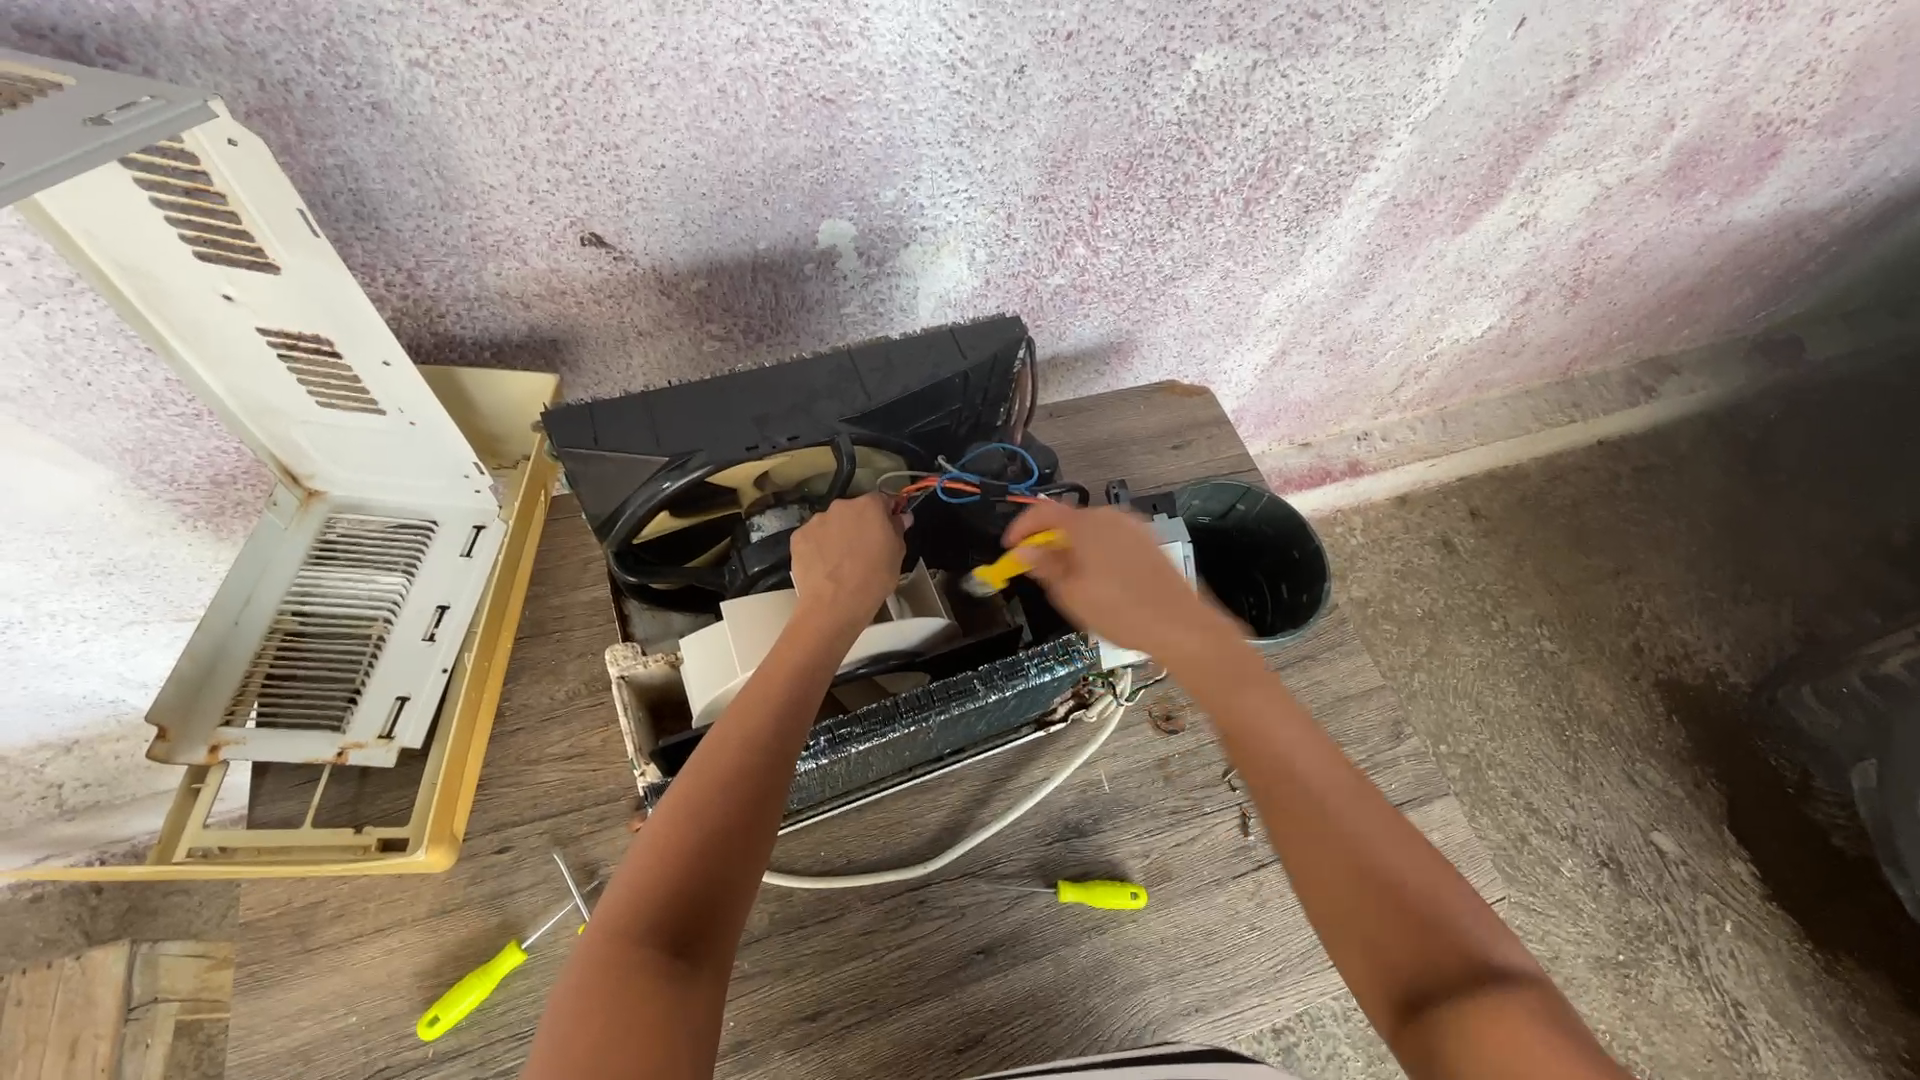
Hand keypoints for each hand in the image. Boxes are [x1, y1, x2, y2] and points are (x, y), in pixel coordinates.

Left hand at [789, 492, 908, 630]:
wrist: (835, 604)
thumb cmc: (874, 578)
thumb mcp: (897, 554)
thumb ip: (898, 529)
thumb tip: (901, 517)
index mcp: (869, 505)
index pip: (882, 500)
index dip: (886, 513)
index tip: (889, 527)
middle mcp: (841, 506)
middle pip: (854, 510)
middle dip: (860, 524)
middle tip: (864, 548)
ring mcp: (816, 520)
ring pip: (831, 523)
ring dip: (837, 534)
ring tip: (841, 561)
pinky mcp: (798, 537)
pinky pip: (813, 537)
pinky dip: (818, 547)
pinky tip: (824, 566)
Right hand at [1004, 499, 1238, 660]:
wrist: (1181, 626)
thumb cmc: (1122, 611)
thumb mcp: (1070, 594)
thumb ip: (1044, 567)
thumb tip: (1025, 552)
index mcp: (1086, 524)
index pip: (1042, 511)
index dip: (1021, 527)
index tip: (1011, 547)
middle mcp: (1110, 518)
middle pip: (1068, 520)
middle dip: (1049, 541)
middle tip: (1038, 569)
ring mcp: (1134, 528)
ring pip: (1091, 532)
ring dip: (1073, 549)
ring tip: (1068, 582)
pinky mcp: (1150, 543)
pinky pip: (1112, 541)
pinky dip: (1097, 553)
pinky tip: (1099, 583)